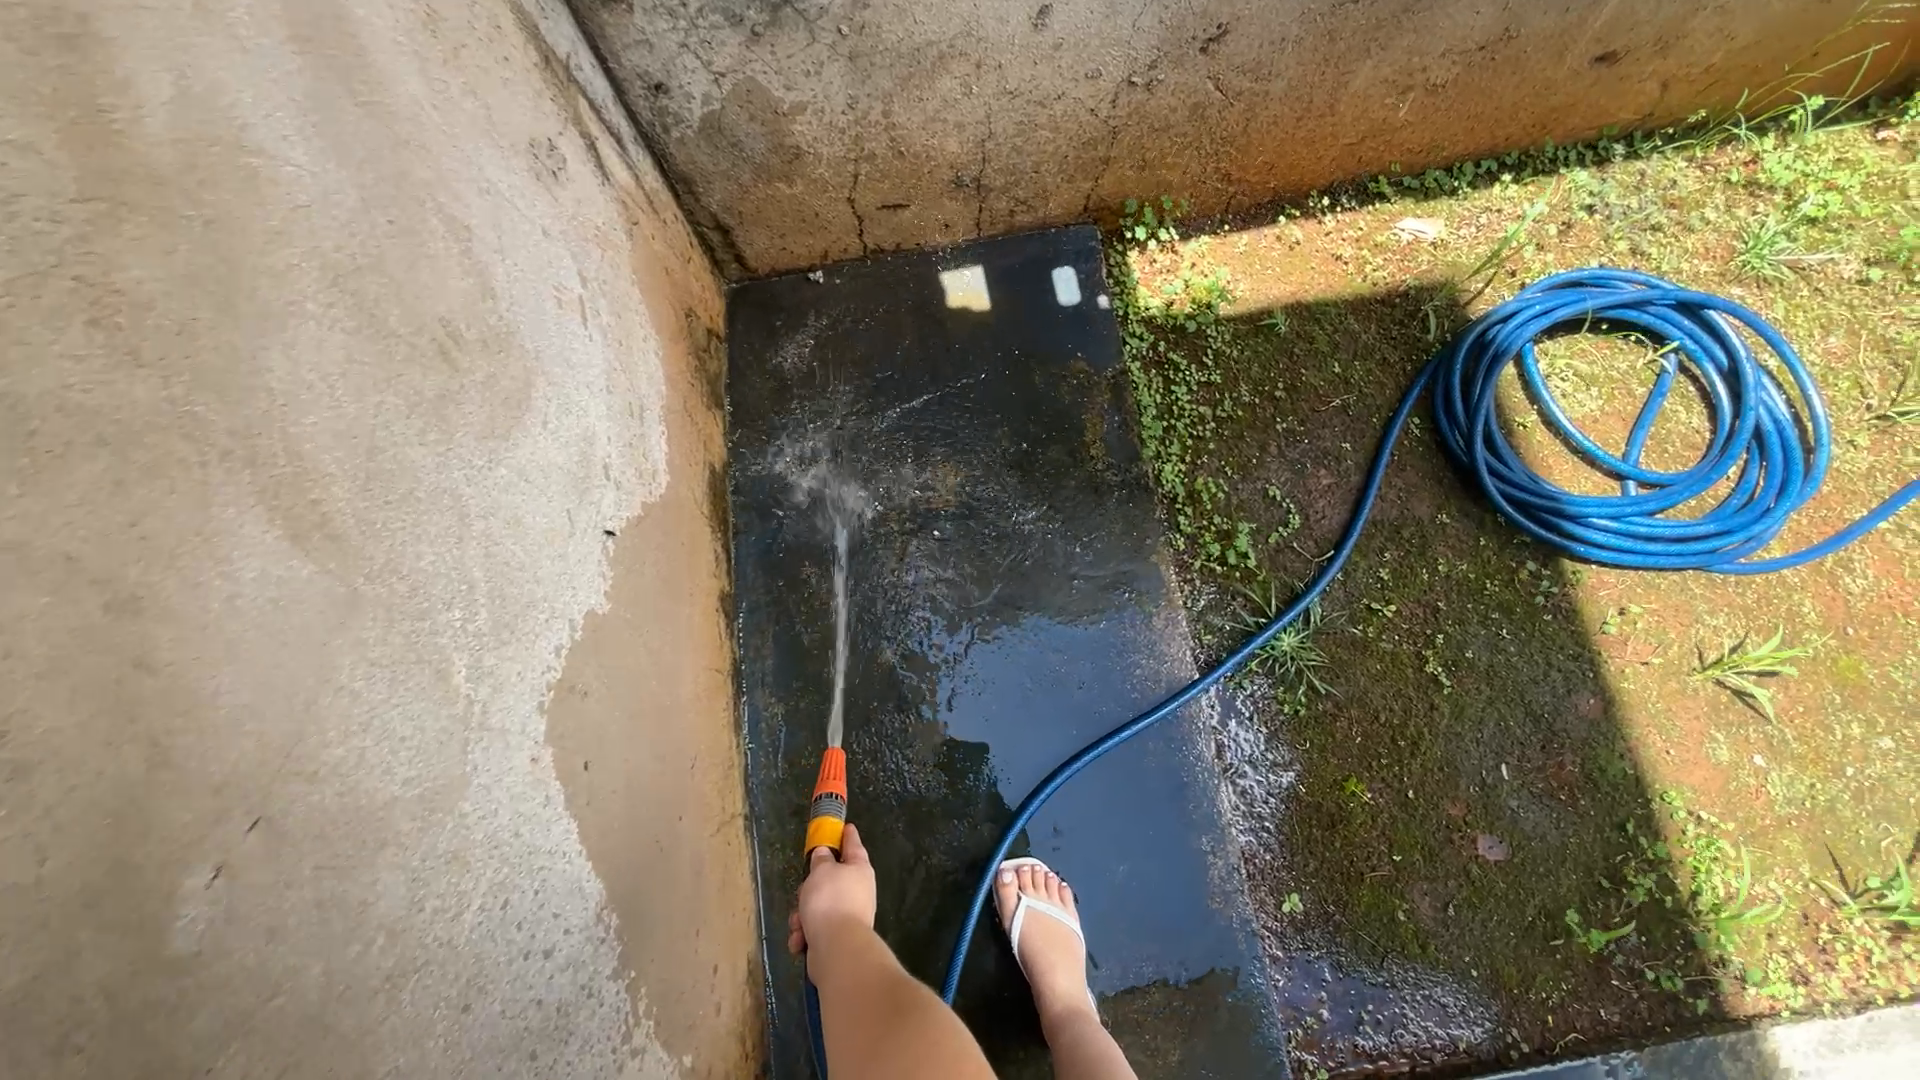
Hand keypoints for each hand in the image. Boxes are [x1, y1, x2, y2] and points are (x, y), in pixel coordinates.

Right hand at [787, 823, 876, 954]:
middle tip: (802, 892)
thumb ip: (821, 859)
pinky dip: (805, 934)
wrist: (836, 948)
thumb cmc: (829, 900)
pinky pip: (815, 928)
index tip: (846, 827)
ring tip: (798, 925)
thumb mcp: (821, 871)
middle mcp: (857, 890)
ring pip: (817, 907)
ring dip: (802, 916)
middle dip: (809, 889)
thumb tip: (825, 854)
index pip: (853, 845)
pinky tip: (800, 940)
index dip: (847, 835)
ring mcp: (848, 915)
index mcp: (859, 868)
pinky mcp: (837, 937)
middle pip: (830, 880)